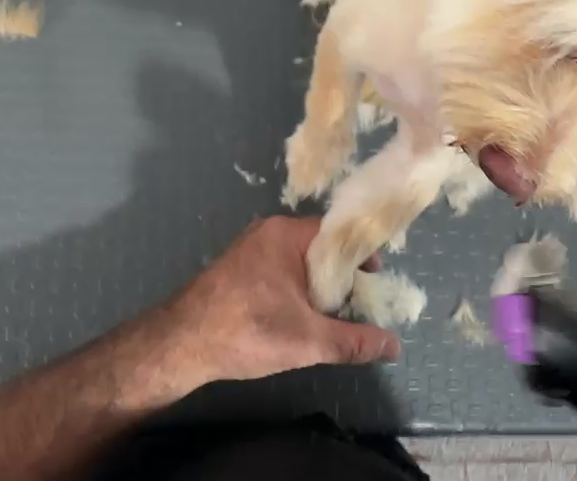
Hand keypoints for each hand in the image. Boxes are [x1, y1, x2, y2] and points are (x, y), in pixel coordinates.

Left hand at [152, 217, 400, 393]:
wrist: (182, 342)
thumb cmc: (248, 330)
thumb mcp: (309, 340)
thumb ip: (354, 341)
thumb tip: (395, 345)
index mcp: (285, 234)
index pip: (336, 231)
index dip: (360, 252)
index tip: (376, 277)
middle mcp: (267, 232)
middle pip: (318, 246)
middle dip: (340, 273)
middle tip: (359, 302)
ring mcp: (250, 249)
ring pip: (297, 260)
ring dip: (317, 284)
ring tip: (334, 315)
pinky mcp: (238, 269)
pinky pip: (278, 270)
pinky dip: (296, 288)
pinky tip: (301, 317)